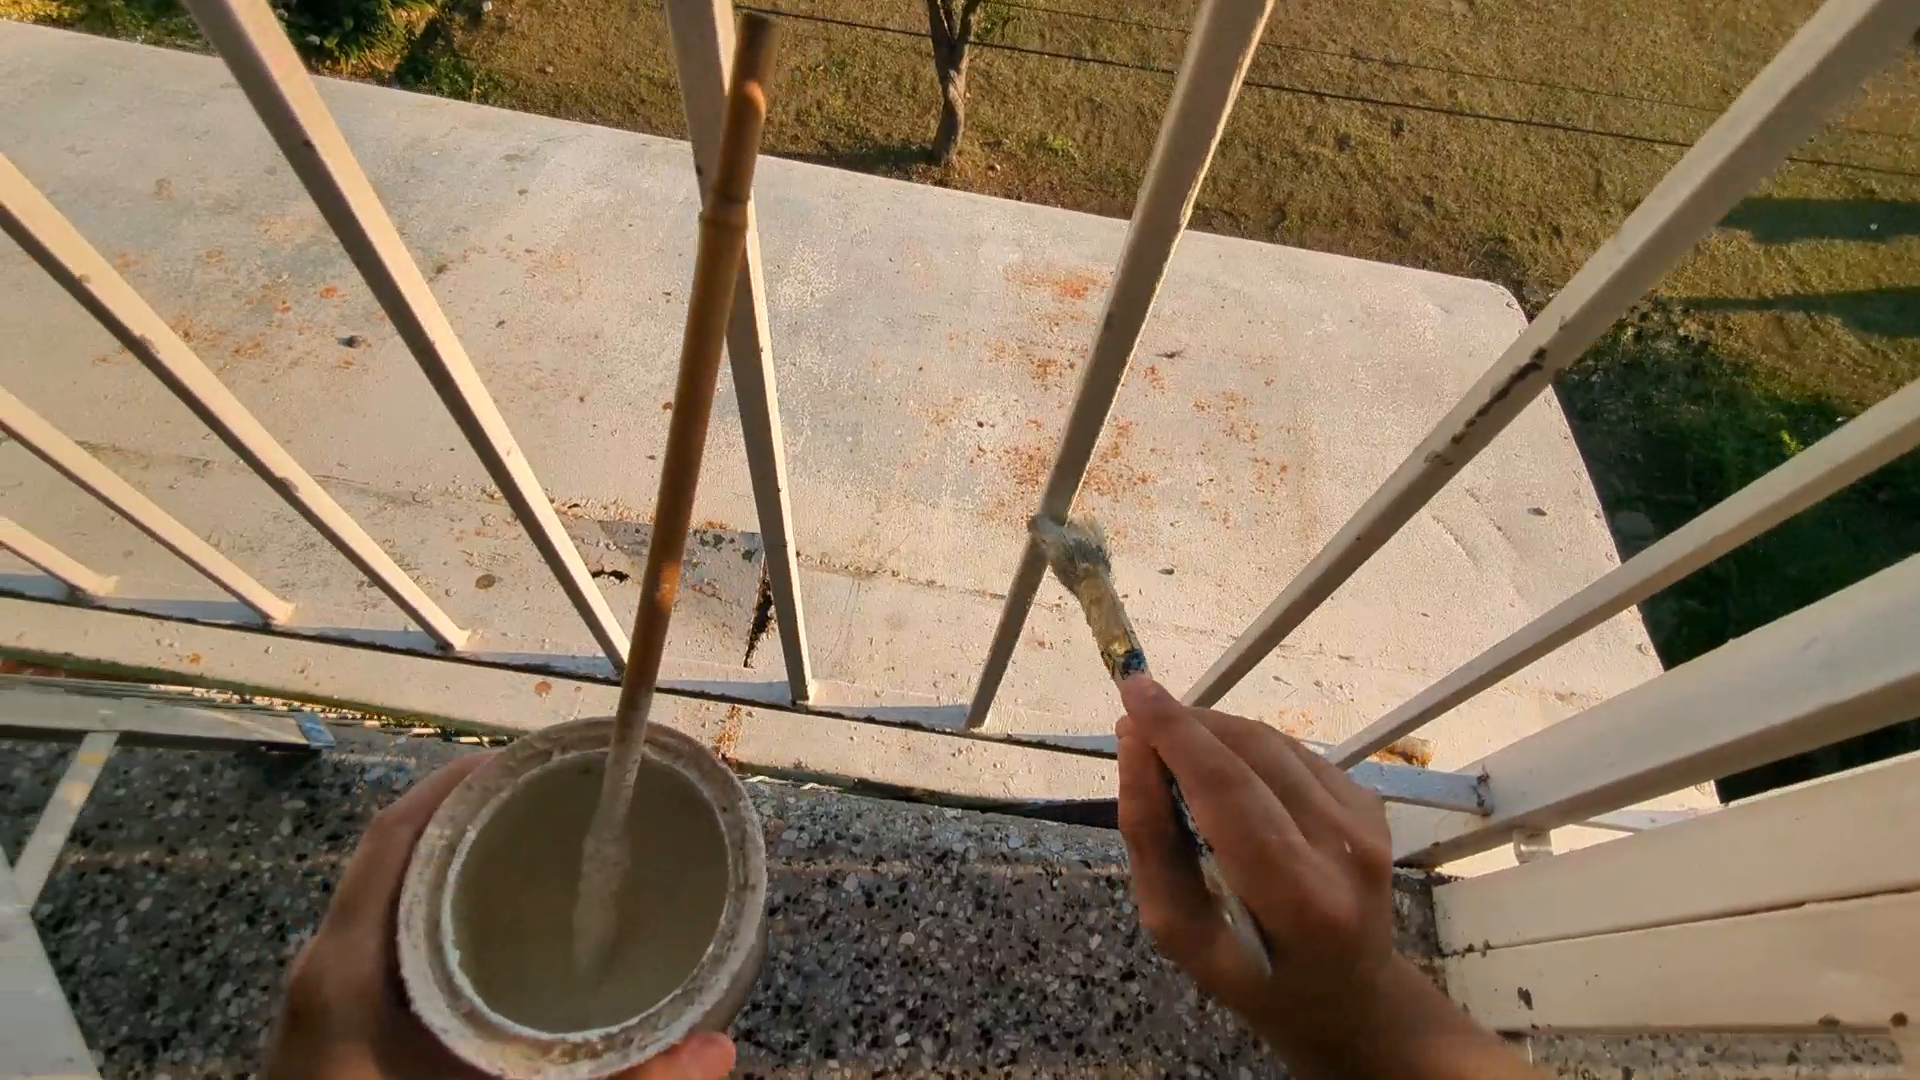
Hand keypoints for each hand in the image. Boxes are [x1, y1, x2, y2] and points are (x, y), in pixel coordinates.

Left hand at [266, 754, 736, 1079]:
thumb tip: (723, 1052)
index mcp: (352, 969)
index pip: (399, 834)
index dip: (461, 780)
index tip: (534, 754)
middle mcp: (331, 962)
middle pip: (403, 843)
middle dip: (479, 802)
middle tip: (561, 786)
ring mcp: (332, 984)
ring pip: (395, 877)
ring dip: (460, 840)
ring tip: (539, 824)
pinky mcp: (342, 1008)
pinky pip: (392, 914)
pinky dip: (443, 884)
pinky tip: (501, 901)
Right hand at [1115, 677, 1535, 1079]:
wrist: (1348, 995)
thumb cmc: (1249, 973)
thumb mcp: (1176, 927)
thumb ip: (1149, 836)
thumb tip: (1133, 743)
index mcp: (1298, 898)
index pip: (1227, 790)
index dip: (1175, 733)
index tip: (1132, 689)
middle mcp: (1344, 850)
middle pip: (1248, 752)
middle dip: (1183, 723)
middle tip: (1136, 720)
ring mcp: (1365, 821)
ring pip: (1267, 739)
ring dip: (1209, 729)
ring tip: (1172, 747)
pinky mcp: (1368, 801)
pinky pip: (1288, 749)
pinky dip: (1241, 744)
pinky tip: (1221, 768)